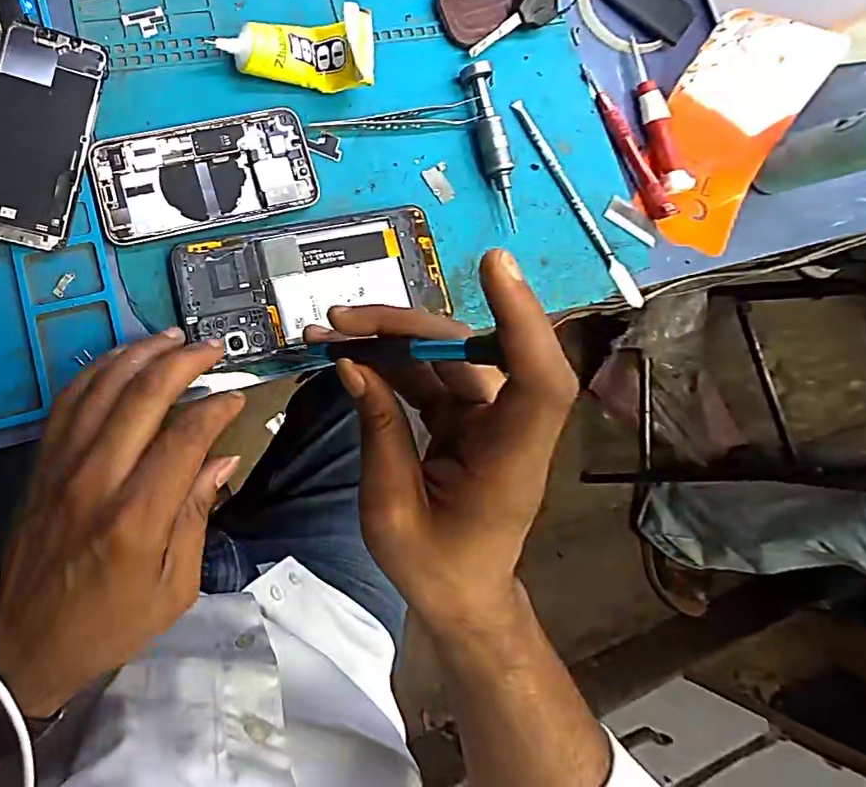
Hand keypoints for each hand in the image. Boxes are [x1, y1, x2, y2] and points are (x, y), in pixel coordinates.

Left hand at [0, 329, 244, 717]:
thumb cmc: (107, 623)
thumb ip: (197, 515)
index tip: (234, 396)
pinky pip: (70, 398)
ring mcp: (63, 462)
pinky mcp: (44, 459)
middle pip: (143, 396)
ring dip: (141, 353)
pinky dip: (99, 369)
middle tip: (210, 349)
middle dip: (183, 361)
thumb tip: (222, 457)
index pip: (184, 438)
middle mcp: (96, 478)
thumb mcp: (172, 589)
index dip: (215, 408)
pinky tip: (122, 359)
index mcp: (135, 517)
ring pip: (104, 385)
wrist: (25, 640)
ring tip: (172, 338)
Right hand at [305, 249, 576, 633]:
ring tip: (329, 331)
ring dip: (384, 338)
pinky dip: (385, 360)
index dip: (521, 320)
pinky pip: (423, 374)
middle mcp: (503, 425)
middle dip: (400, 325)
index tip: (494, 267)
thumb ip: (379, 432)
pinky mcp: (459, 416)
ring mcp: (481, 417)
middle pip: (464, 352)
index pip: (536, 379)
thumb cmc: (436, 568)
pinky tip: (348, 352)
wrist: (460, 598)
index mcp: (510, 459)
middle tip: (339, 319)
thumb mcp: (390, 508)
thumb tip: (354, 366)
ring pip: (438, 355)